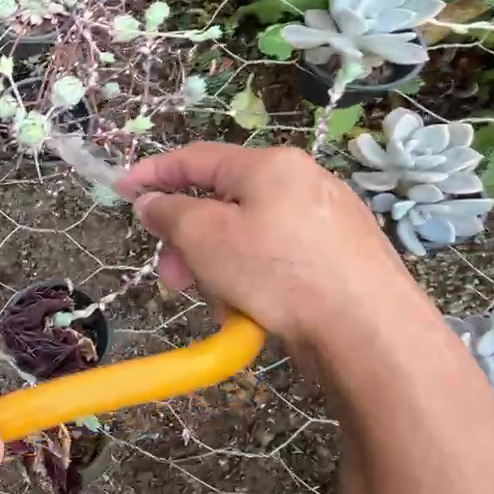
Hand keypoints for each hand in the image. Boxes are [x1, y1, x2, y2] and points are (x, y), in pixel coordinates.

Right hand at [116, 143, 437, 354]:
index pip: (194, 158)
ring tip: (212, 299)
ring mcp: (329, 219)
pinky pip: (277, 254)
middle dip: (186, 238)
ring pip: (246, 231)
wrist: (373, 335)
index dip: (151, 173)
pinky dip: (250, 274)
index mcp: (270, 165)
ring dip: (214, 261)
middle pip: (221, 200)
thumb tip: (153, 202)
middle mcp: (304, 181)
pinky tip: (247, 306)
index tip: (121, 190)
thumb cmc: (278, 274)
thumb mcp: (202, 236)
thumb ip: (168, 212)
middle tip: (170, 274)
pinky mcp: (345, 255)